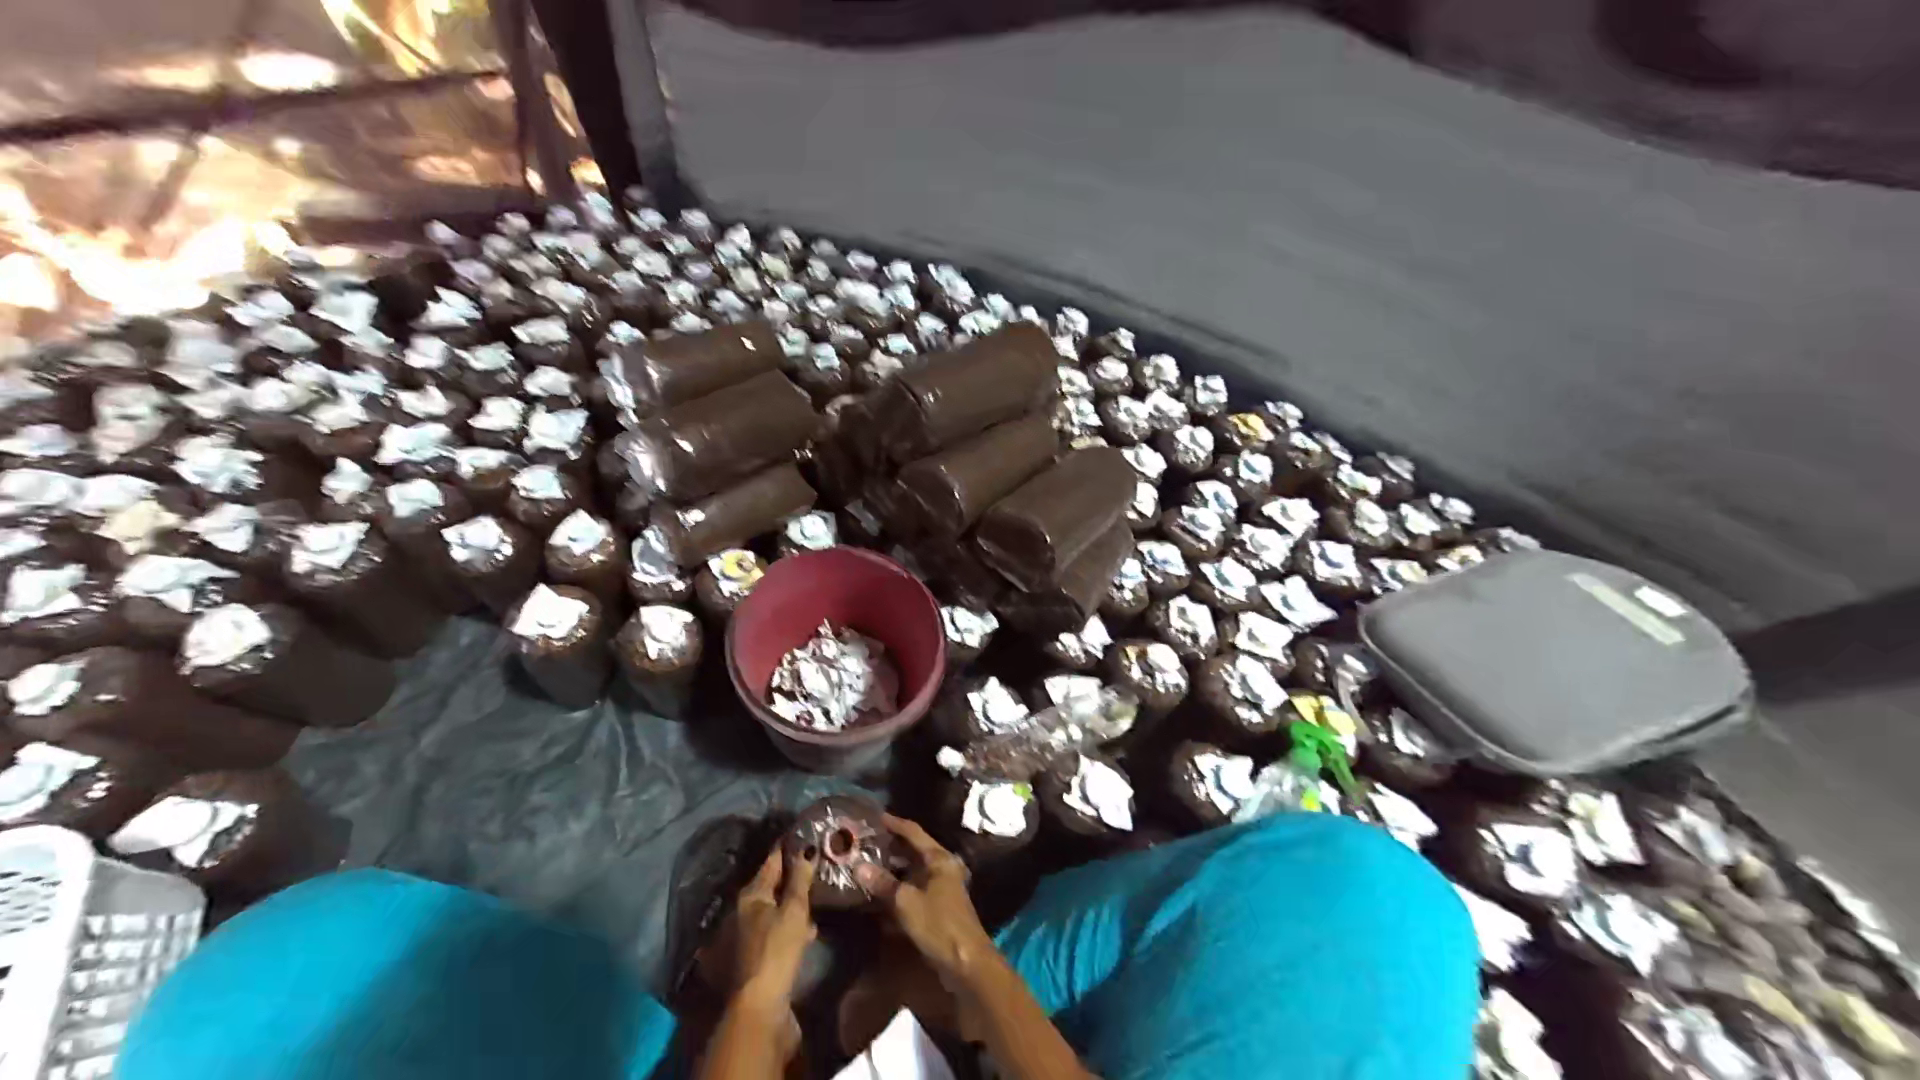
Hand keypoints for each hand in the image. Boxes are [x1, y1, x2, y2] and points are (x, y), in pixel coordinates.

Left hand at [729, 845, 817, 1003]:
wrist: (757, 1007)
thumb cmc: (776, 950)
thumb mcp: (794, 911)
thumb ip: (800, 880)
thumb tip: (805, 848)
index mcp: (750, 895)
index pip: (770, 861)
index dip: (785, 848)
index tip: (800, 835)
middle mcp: (739, 912)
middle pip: (768, 887)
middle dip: (789, 879)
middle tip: (812, 869)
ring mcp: (741, 937)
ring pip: (770, 911)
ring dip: (789, 906)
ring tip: (812, 904)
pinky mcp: (748, 959)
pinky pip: (771, 932)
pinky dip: (785, 927)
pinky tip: (803, 933)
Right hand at [855, 814, 997, 981]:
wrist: (966, 964)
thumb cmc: (939, 925)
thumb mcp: (907, 902)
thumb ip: (883, 883)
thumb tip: (858, 866)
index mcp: (939, 859)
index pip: (914, 832)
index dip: (894, 823)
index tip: (873, 817)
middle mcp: (942, 868)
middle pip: (914, 850)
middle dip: (890, 845)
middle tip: (865, 841)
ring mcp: (941, 888)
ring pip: (913, 870)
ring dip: (892, 868)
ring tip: (866, 864)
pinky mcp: (938, 907)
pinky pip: (914, 889)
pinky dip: (898, 887)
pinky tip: (879, 893)